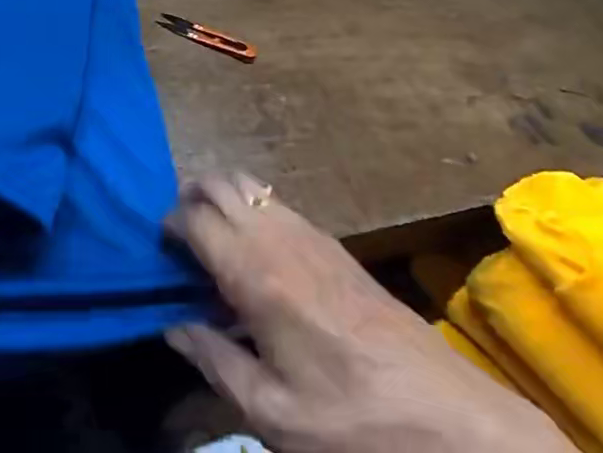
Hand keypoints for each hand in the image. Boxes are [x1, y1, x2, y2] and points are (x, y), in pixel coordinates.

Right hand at [165, 173, 572, 452]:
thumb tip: (173, 325)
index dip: (169, 223)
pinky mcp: (334, 242)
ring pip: (252, 184)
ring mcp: (312, 233)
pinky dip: (251, 207)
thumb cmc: (349, 419)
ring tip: (206, 238)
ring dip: (222, 196)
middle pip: (223, 182)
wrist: (445, 414)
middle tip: (175, 233)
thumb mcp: (270, 412)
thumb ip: (214, 360)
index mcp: (257, 274)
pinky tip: (251, 251)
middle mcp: (281, 236)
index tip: (157, 248)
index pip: (197, 217)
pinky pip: (278, 203)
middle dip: (190, 193)